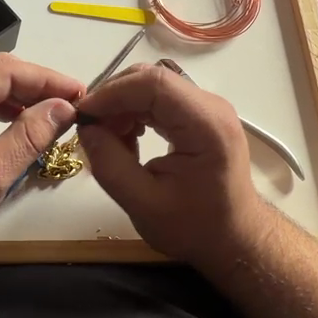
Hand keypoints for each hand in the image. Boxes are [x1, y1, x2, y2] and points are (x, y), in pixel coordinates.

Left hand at [0, 53, 84, 263]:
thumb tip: (65, 107)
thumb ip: (29, 136)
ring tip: (55, 111)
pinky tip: (25, 121)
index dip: (47, 78)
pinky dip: (6, 106)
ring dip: (23, 94)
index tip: (81, 93)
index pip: (6, 71)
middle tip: (73, 101)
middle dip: (37, 83)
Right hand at [76, 63, 271, 267]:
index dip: (113, 93)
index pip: (154, 85)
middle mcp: (211, 106)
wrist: (234, 238)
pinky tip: (126, 137)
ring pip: (152, 86)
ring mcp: (207, 108)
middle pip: (152, 79)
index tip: (83, 114)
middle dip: (114, 97)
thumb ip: (109, 164)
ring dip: (122, 105)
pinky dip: (134, 111)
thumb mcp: (142, 203)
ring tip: (106, 137)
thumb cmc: (194, 227)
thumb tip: (85, 128)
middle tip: (89, 127)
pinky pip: (159, 99)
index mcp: (206, 126)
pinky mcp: (199, 114)